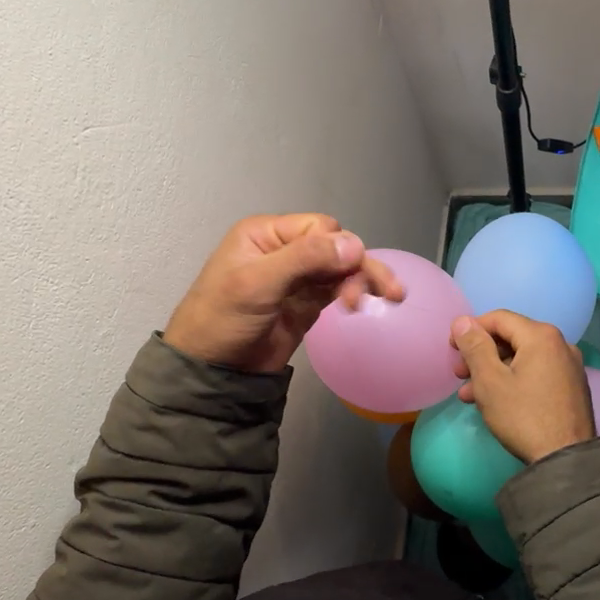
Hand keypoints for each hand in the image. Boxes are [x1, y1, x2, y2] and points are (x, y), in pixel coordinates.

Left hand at [164, 214, 403, 372]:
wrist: (212, 371)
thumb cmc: (222, 319)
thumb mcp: (258, 284)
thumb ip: (305, 260)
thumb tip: (355, 244)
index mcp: (267, 234)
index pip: (319, 228)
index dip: (340, 247)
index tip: (351, 272)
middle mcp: (284, 249)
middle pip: (335, 246)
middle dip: (359, 265)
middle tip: (387, 291)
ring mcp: (297, 278)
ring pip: (341, 267)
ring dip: (363, 279)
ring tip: (387, 298)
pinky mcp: (307, 303)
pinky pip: (338, 288)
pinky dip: (355, 292)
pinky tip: (366, 303)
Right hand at [450, 310, 595, 463]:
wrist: (566, 460)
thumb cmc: (522, 417)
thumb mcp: (490, 381)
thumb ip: (475, 347)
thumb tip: (462, 320)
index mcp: (541, 336)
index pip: (498, 319)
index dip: (471, 330)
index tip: (452, 349)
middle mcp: (560, 344)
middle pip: (512, 338)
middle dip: (481, 355)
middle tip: (459, 375)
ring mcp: (569, 367)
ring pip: (523, 359)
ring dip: (494, 371)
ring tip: (470, 395)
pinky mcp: (572, 388)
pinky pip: (537, 373)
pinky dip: (514, 381)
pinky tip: (496, 402)